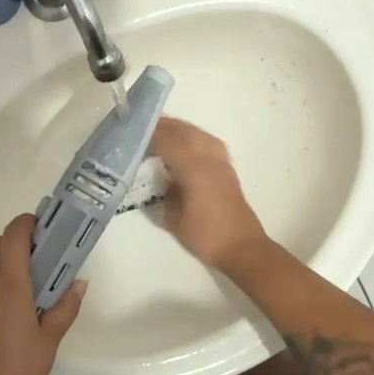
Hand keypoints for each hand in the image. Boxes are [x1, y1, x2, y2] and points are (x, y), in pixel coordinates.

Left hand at [0, 213, 85, 374]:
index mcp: (9, 285)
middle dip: (9, 245)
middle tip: (30, 262)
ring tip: (16, 303)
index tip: (38, 225)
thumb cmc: (25, 367)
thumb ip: (66, 305)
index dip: (25, 224)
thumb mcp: (51, 337)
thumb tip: (80, 282)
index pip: (13, 236)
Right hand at [149, 117, 269, 270]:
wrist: (241, 246)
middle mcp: (209, 158)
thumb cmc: (205, 236)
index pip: (167, 142)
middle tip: (143, 128)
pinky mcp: (227, 169)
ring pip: (198, 134)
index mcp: (194, 168)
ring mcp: (221, 162)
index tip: (132, 136)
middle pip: (184, 132)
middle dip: (164, 127)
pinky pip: (208, 143)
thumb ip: (165, 194)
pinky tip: (186, 145)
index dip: (149, 137)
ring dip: (180, 130)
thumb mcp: (174, 219)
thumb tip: (160, 179)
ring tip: (162, 132)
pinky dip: (194, 138)